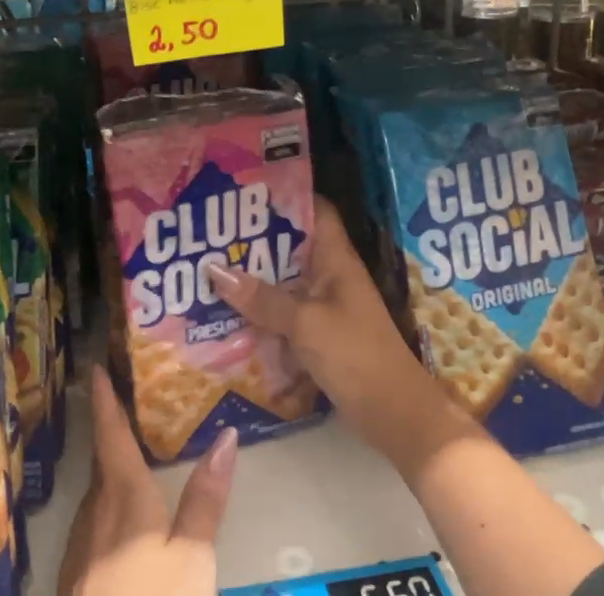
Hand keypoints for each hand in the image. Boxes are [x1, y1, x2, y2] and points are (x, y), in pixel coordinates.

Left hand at [58, 366, 237, 595]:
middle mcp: (95, 512)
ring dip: (109, 467)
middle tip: (124, 401)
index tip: (95, 365)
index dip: (104, 399)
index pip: (111, 434)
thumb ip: (206, 497)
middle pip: (102, 462)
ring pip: (96, 493)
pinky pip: (94, 520)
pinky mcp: (77, 576)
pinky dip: (108, 502)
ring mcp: (80, 546)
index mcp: (123, 497)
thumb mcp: (192, 557)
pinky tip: (121, 518)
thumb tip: (226, 435)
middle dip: (109, 430)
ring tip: (129, 452)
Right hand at [203, 195, 454, 458]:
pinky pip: (285, 313)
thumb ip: (262, 298)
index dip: (286, 195)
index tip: (245, 190)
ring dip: (254, 278)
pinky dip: (262, 311)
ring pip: (286, 282)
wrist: (395, 413)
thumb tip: (214, 269)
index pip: (316, 210)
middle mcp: (332, 276)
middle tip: (212, 230)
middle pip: (293, 246)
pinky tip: (229, 312)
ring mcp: (327, 307)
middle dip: (256, 239)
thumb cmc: (355, 354)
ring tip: (209, 267)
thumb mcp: (304, 323)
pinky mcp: (321, 335)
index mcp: (337, 259)